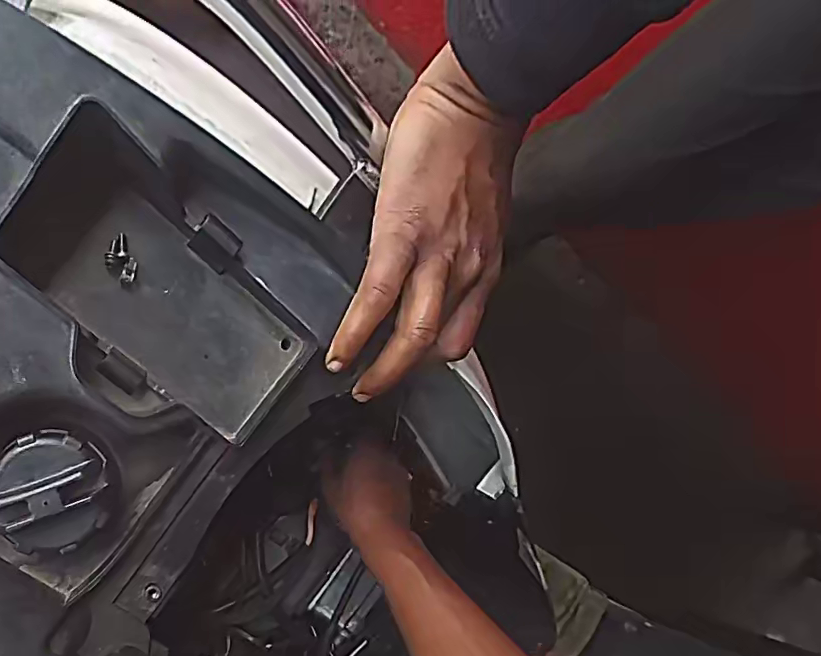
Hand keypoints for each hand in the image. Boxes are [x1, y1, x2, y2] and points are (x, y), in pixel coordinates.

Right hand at [323, 438, 413, 550]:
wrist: (384, 534)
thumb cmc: (358, 511)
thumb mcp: (331, 488)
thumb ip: (328, 466)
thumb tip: (326, 456)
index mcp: (367, 450)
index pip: (360, 431)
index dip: (350, 436)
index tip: (342, 442)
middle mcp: (386, 456)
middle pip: (373, 445)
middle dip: (361, 452)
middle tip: (347, 463)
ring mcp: (398, 471)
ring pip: (382, 461)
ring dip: (372, 466)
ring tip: (357, 481)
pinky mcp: (405, 487)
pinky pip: (390, 476)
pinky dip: (381, 481)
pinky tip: (370, 494)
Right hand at [326, 44, 521, 400]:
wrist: (474, 102)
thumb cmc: (472, 152)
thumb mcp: (477, 219)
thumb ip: (455, 256)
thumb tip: (424, 278)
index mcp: (481, 269)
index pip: (458, 337)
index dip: (429, 363)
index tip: (405, 372)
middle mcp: (465, 271)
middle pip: (433, 346)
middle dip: (399, 377)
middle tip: (373, 389)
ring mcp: (436, 257)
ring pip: (412, 335)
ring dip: (380, 369)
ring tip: (354, 380)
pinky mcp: (402, 237)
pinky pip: (377, 299)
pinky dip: (355, 333)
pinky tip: (339, 350)